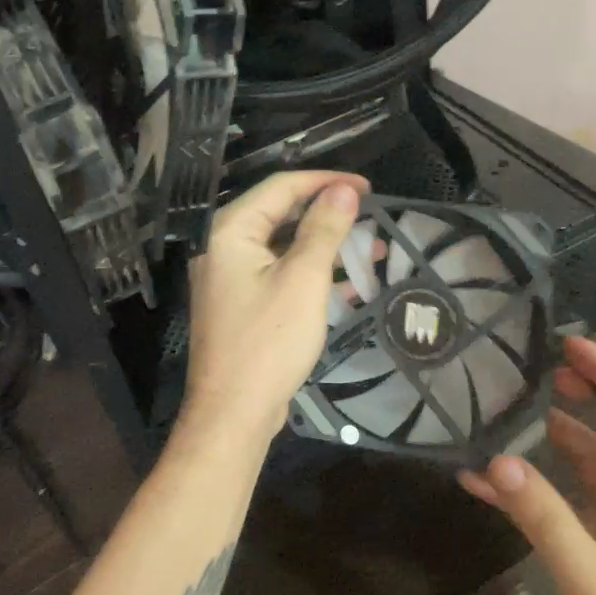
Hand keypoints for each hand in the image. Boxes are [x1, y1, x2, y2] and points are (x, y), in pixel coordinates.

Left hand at [180, 171, 368, 444]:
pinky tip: (352, 281)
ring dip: (325, 245)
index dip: (325, 181)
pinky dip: (312, 273)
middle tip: (371, 215)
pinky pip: (279, 273)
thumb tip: (344, 191)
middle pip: (280, 214)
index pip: (280, 187)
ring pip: (283, 246)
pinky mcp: (242, 303)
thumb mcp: (303, 280)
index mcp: (229, 231)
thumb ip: (323, 230)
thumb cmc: (268, 342)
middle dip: (327, 214)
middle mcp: (223, 246)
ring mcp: (230, 276)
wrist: (233, 413)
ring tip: (372, 247)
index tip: (367, 186)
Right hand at [457, 337, 595, 594]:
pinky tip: (480, 483)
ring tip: (501, 410)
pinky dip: (530, 494)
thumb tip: (495, 458)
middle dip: (587, 398)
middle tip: (539, 365)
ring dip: (549, 443)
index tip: (571, 343)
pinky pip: (569, 509)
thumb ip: (550, 525)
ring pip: (593, 468)